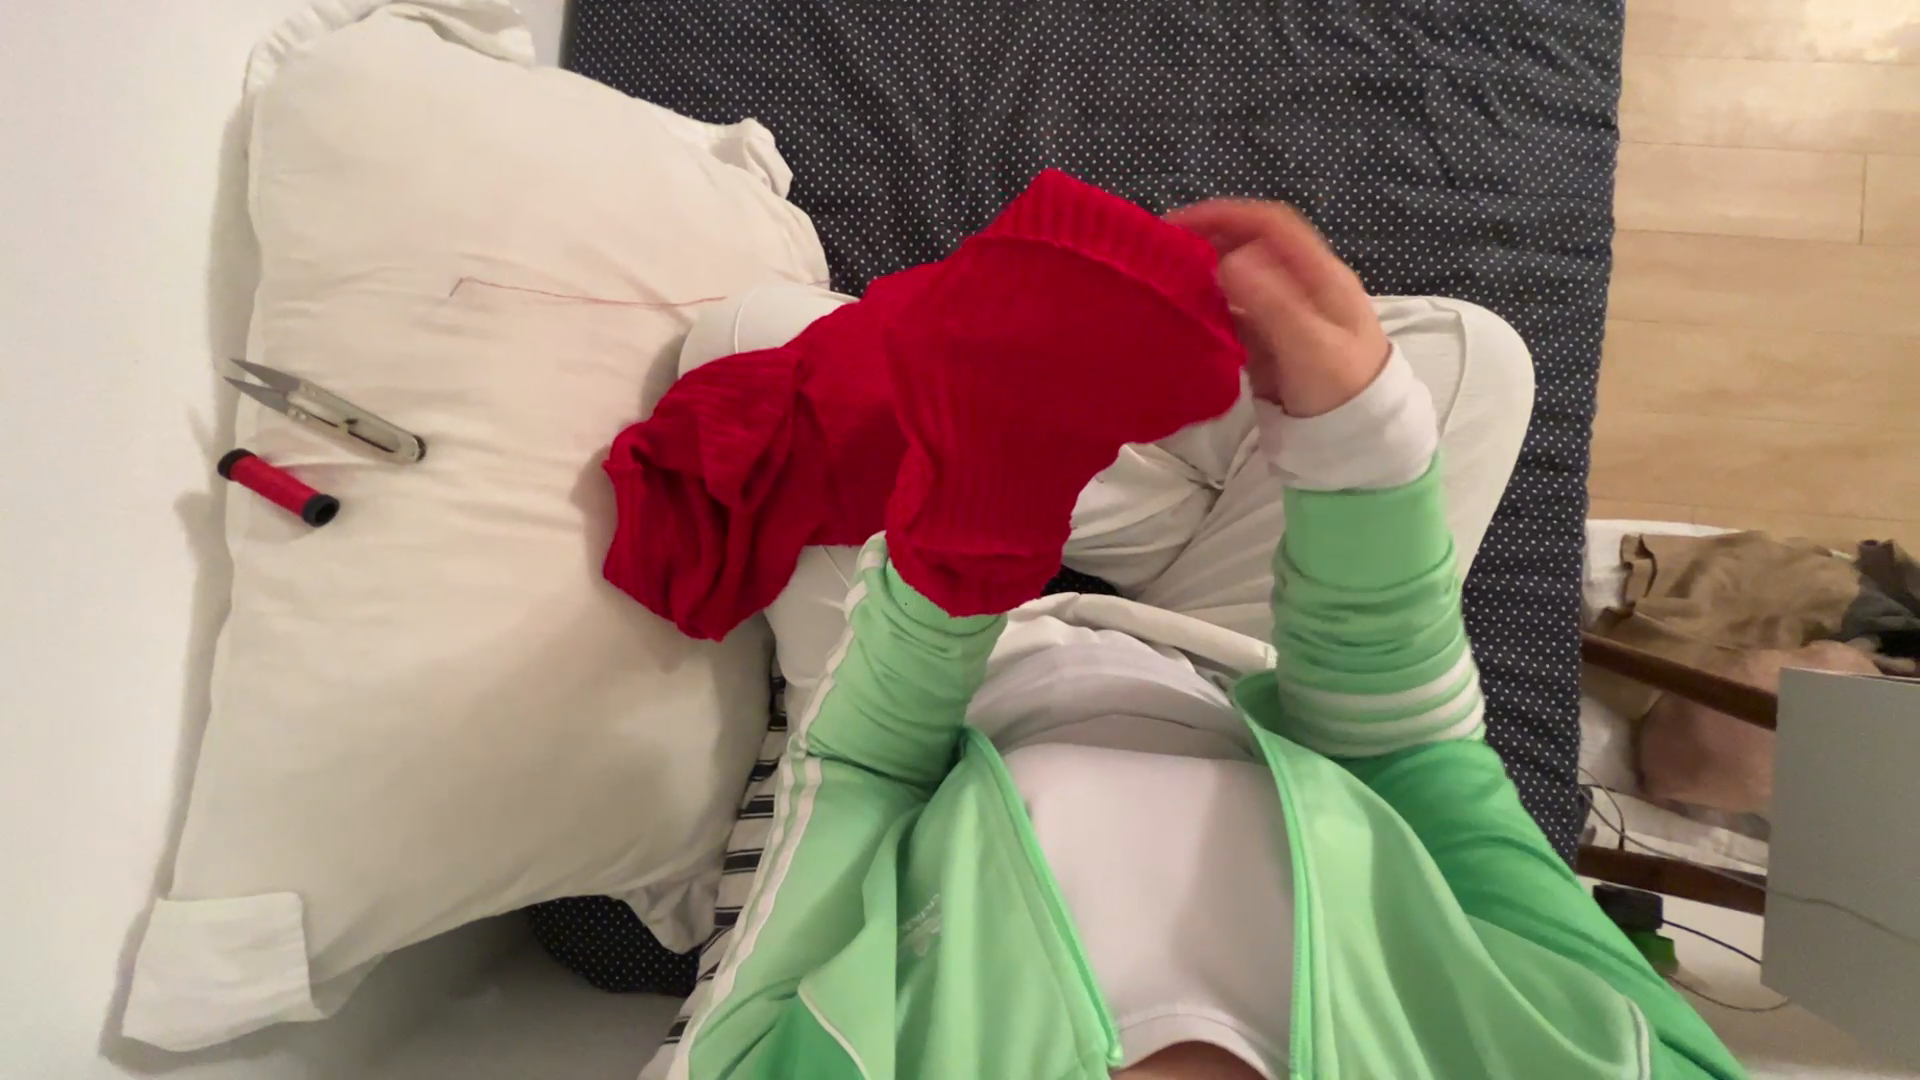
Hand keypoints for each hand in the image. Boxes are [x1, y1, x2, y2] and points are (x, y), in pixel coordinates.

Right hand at [1168, 199, 1388, 417]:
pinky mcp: (1269, 338)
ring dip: (1202, 272)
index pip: (1269, 225)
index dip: (1224, 215)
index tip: (1177, 225)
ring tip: (1162, 280)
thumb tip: (1228, 262)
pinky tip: (1182, 315)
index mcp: (1319, 275)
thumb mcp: (1310, 347)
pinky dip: (1207, 305)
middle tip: (1159, 252)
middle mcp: (1301, 284)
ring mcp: (1285, 311)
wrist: (1358, 436)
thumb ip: (1273, 304)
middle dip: (1206, 239)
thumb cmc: (1341, 389)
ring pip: (1239, 277)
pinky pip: (1234, 310)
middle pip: (1250, 244)